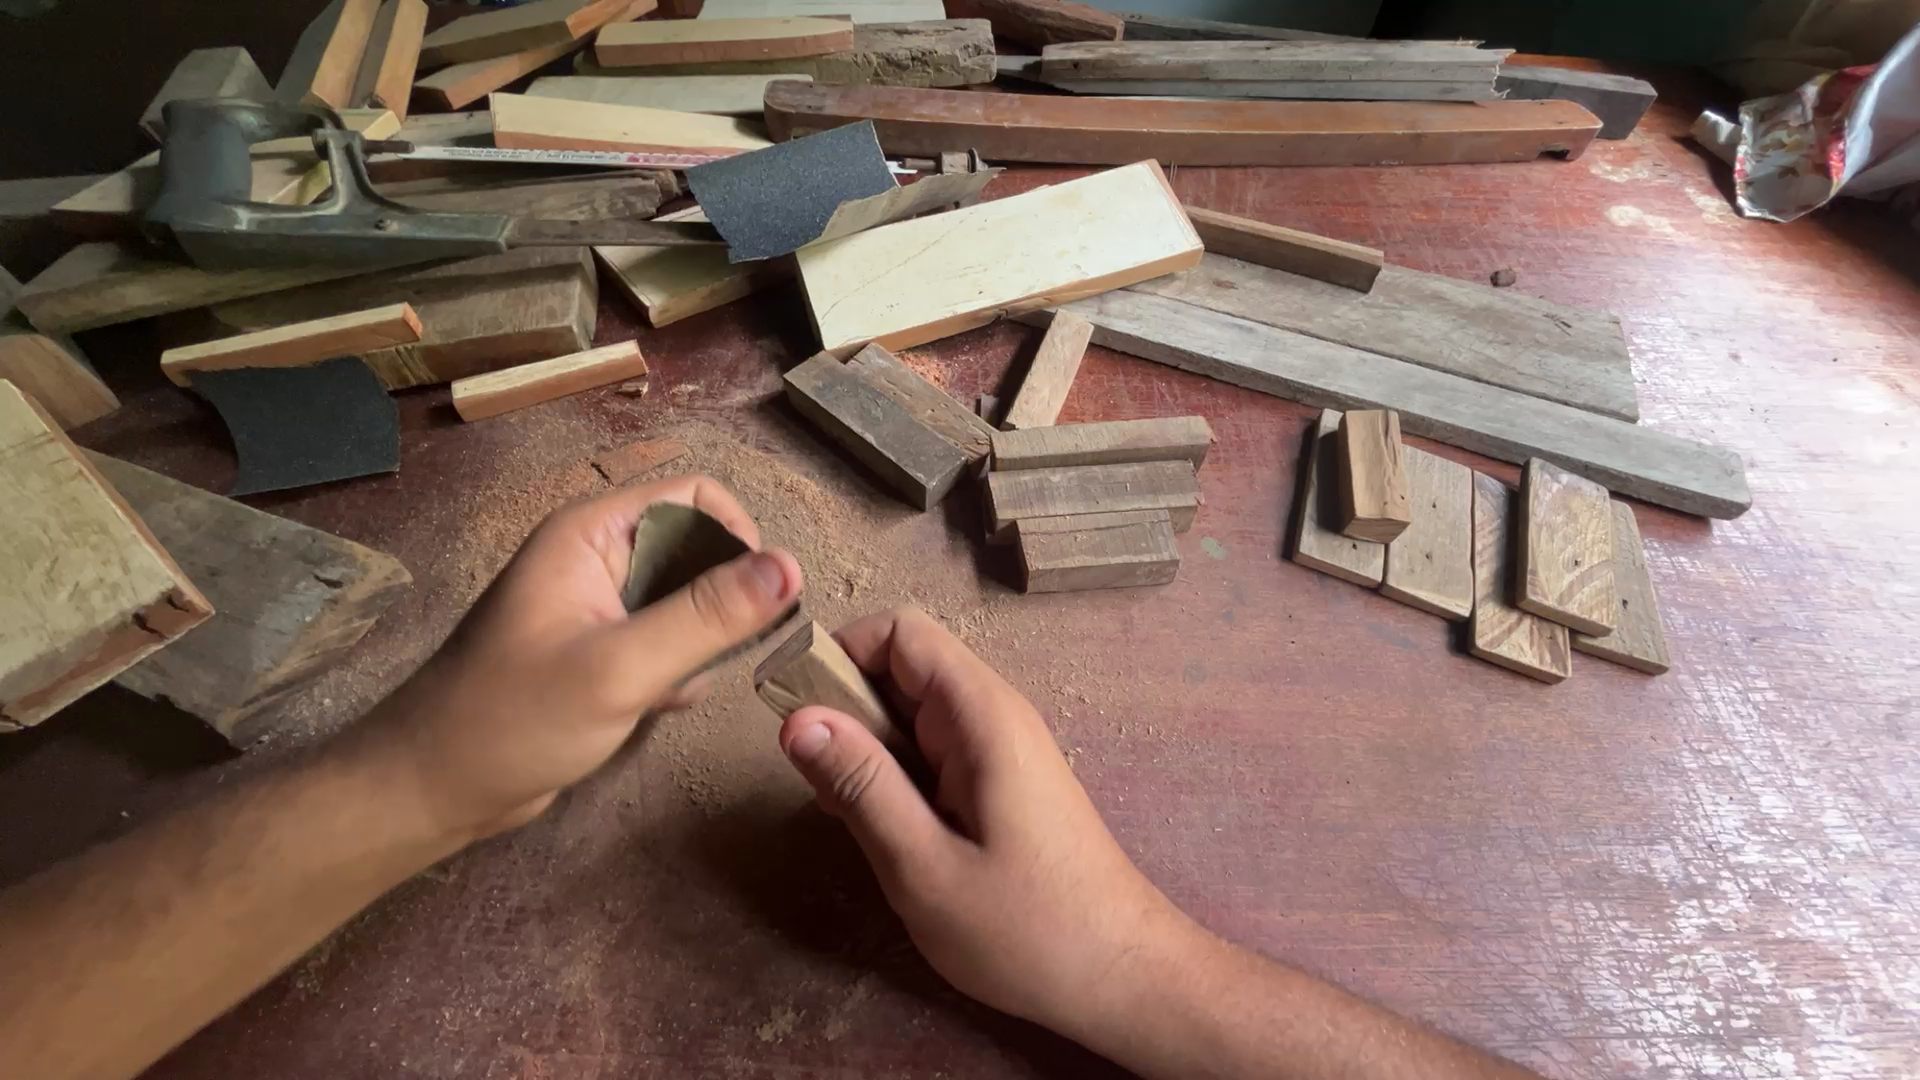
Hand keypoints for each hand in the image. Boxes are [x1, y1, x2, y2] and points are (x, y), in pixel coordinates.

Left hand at [354, 475, 802, 839]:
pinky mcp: (609, 644)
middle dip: (725, 599)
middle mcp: (603, 556)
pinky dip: (683, 667)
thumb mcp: (620, 666)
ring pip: (694, 598)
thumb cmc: (513, 720)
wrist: (433, 794)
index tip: (761, 598)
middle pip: (701, 549)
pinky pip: (675, 637)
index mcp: (595, 533)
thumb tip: (791, 567)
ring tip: (679, 683)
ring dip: (706, 640)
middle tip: (724, 651)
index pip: (696, 498)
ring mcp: (605, 602)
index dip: (739, 536)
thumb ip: (707, 616)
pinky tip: (660, 703)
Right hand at [775, 608, 1192, 1040]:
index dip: (842, 652)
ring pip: (912, 708)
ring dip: (867, 742)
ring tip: (843, 806)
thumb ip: (861, 785)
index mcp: (979, 713)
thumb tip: (796, 719)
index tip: (797, 707)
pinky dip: (893, 767)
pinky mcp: (996, 772)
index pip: (902, 632)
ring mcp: (997, 740)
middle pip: (904, 666)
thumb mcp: (924, 866)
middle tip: (817, 776)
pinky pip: (931, 743)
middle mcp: (990, 711)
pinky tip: (882, 820)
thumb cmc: (1026, 928)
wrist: (1119, 971)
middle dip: (848, 705)